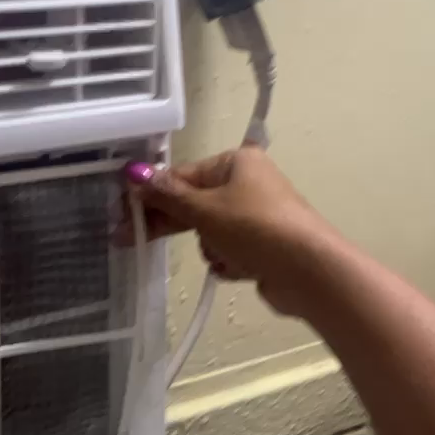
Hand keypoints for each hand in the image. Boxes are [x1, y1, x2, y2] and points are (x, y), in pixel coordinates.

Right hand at [124, 147, 331, 316]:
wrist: (310, 272)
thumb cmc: (255, 228)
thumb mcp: (204, 209)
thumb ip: (167, 195)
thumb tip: (133, 172)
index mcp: (236, 162)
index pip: (182, 175)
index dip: (151, 194)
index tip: (124, 213)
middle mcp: (248, 184)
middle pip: (194, 202)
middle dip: (171, 222)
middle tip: (130, 238)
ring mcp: (257, 215)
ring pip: (210, 230)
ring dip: (209, 246)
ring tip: (223, 256)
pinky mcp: (264, 245)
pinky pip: (229, 249)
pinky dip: (228, 260)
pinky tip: (238, 267)